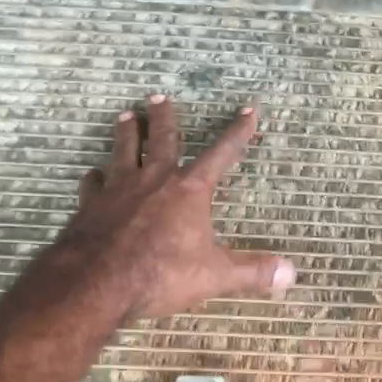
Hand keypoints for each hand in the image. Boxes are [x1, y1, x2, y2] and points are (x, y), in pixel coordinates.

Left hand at [63, 97, 296, 319]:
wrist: (94, 284)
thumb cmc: (159, 274)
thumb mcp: (213, 275)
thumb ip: (250, 272)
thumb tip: (291, 274)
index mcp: (189, 189)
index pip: (221, 152)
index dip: (238, 131)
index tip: (248, 108)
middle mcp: (155, 179)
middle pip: (161, 139)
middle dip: (162, 117)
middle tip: (158, 96)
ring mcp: (119, 190)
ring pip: (123, 151)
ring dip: (126, 133)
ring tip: (125, 116)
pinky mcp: (90, 206)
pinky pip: (92, 185)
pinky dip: (93, 178)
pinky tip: (92, 174)